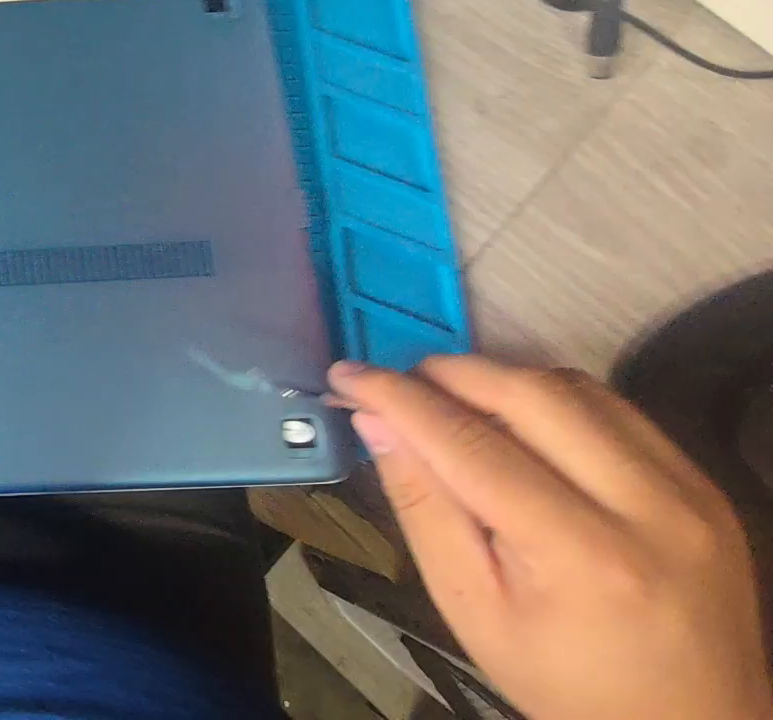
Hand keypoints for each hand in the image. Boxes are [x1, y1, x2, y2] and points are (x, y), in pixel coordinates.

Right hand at [331, 355, 772, 719]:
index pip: (467, 441)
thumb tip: (373, 420)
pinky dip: (546, 397)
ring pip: (573, 388)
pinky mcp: (704, 486)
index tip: (344, 375)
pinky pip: (612, 408)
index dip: (395, 396)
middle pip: (529, 395)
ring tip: (446, 403)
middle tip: (392, 384)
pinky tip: (511, 422)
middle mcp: (650, 509)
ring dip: (495, 380)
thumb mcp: (464, 599)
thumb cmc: (557, 674)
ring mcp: (690, 493)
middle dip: (445, 373)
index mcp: (582, 552)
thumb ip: (419, 502)